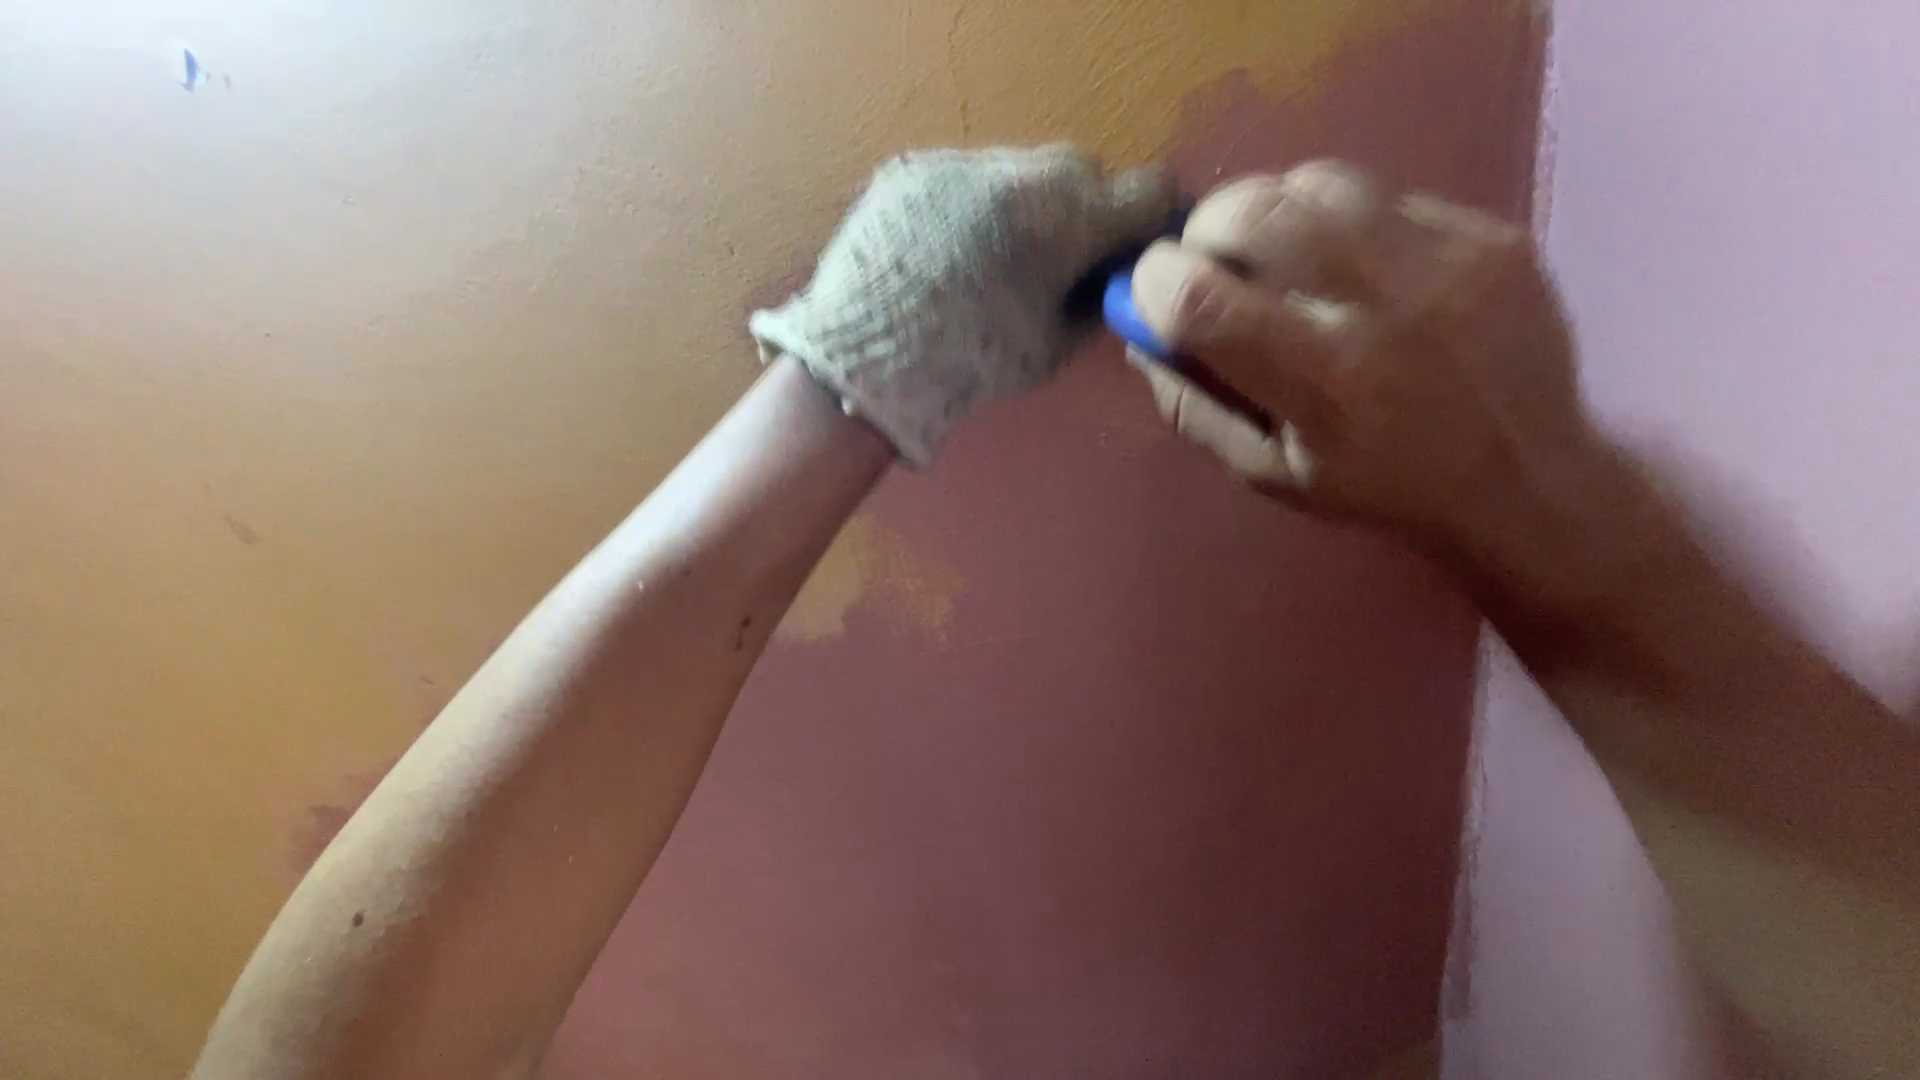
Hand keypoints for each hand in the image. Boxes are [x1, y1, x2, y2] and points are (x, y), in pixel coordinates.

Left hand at [752, 145, 1173, 466]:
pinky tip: (946, 254)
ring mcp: (963, 162)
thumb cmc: (973, 364)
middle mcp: (1023, 169)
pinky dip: (972, 209)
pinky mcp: (915, 167)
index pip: (1148, 190)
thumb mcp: (1053, 346)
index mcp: (1070, 215)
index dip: (1148, 223)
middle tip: (1060, 259)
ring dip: (1028, 205)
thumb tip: (1115, 277)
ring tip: (993, 259)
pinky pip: (966, 180)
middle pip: (1084, 172)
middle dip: (1086, 211)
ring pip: (1023, 170)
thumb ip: (1096, 301)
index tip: (1131, 251)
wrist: (866, 360)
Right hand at [1128, 160, 1606, 599]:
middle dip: (1206, 227)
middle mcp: (1380, 312)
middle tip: (1209, 255)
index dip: (1155, 281)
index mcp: (1319, 387)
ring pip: (1318, 182)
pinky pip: (1383, 193)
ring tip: (1277, 248)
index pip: (1202, 303)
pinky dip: (1343, 218)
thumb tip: (1142, 336)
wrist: (1522, 477)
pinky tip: (1354, 262)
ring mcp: (1444, 263)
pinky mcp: (1488, 235)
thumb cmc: (1374, 486)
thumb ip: (1193, 406)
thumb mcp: (1266, 473)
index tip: (1150, 285)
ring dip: (1272, 208)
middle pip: (1257, 215)